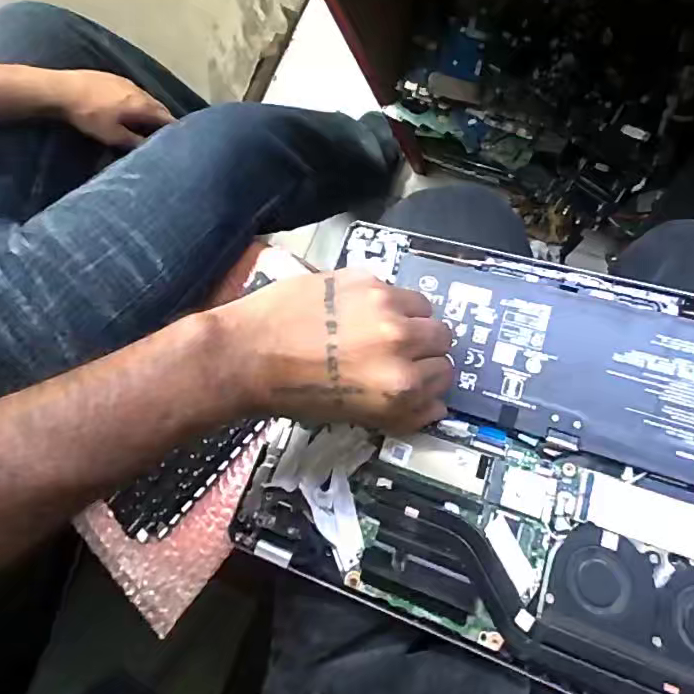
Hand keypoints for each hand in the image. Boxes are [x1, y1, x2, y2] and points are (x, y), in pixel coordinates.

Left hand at [0, 63, 173, 148]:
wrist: (58, 89)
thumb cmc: (87, 115)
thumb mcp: (112, 136)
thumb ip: (135, 142)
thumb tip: (152, 149)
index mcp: (144, 106)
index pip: (168, 118)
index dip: (175, 129)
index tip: (178, 139)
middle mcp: (141, 91)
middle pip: (159, 107)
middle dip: (163, 119)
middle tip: (163, 132)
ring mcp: (127, 82)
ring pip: (146, 98)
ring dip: (149, 109)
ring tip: (145, 120)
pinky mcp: (112, 77)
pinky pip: (133, 91)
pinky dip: (136, 101)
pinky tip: (126, 107)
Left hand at [209, 270, 454, 433]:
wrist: (248, 352)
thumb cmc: (297, 392)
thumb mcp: (356, 416)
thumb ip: (405, 413)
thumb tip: (438, 406)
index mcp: (400, 385)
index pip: (444, 374)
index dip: (429, 376)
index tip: (415, 375)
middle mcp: (401, 341)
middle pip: (443, 337)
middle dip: (426, 346)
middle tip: (399, 350)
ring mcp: (385, 304)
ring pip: (425, 308)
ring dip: (411, 318)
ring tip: (381, 325)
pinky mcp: (365, 277)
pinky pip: (393, 288)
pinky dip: (383, 300)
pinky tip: (354, 309)